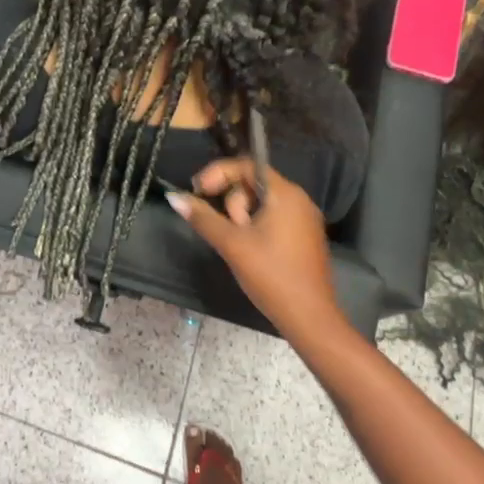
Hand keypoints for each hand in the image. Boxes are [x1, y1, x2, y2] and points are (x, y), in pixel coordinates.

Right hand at [167, 159, 344, 340]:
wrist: (310, 318)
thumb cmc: (271, 275)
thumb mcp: (231, 244)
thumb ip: (202, 217)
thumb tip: (174, 197)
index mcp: (285, 194)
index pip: (247, 165)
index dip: (218, 173)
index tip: (199, 192)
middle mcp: (299, 199)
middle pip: (253, 183)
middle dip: (233, 202)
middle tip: (228, 231)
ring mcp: (304, 219)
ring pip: (261, 203)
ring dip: (242, 217)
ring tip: (239, 245)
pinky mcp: (304, 237)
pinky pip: (273, 218)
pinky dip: (256, 226)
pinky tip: (250, 251)